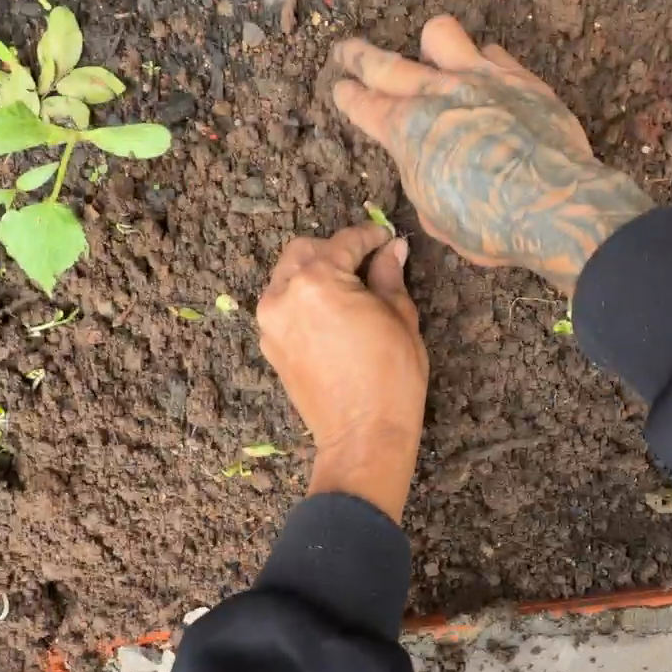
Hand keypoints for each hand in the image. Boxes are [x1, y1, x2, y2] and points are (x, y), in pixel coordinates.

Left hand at [257, 224, 426, 523]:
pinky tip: (332, 314)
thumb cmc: (392, 378)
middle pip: (305, 251)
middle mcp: (284, 295)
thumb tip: (392, 250)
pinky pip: (283, 306)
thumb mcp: (400, 318)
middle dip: (336, 250)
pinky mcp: (271, 346)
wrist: (364, 436)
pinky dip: (304, 299)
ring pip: (288, 276)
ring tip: (349, 289)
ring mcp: (271, 322)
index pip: (344, 242)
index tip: (388, 238)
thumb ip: (389, 276)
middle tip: (368, 262)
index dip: (371, 236)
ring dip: (315, 272)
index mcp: (317, 281)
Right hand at [331, 15, 654, 294]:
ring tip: (433, 56)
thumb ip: (423, 179)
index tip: (341, 89)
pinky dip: (484, 63)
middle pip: (383, 62)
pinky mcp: (517, 76)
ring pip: (438, 34)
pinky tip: (489, 79)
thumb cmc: (489, 226)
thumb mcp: (437, 218)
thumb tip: (428, 165)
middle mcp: (434, 93)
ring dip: (430, 45)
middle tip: (346, 50)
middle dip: (358, 56)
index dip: (347, 96)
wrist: (554, 205)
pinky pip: (491, 52)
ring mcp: (477, 77)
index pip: (361, 104)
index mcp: (405, 132)